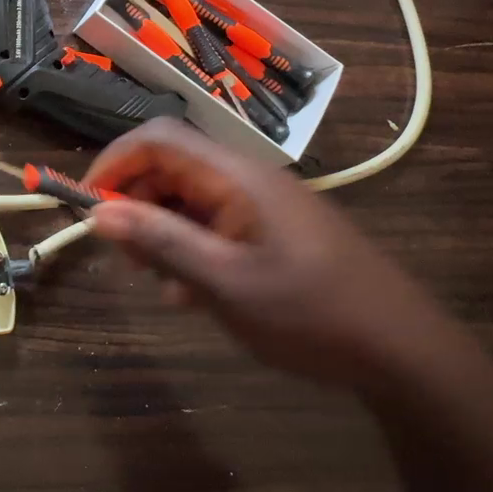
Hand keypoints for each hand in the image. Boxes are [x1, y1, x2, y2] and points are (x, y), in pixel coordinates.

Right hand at [85, 119, 460, 392]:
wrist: (406, 353)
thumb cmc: (311, 311)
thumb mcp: (225, 282)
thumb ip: (160, 242)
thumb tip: (96, 214)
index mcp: (235, 175)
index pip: (157, 138)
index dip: (114, 163)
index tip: (87, 206)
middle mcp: (245, 177)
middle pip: (169, 165)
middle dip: (134, 202)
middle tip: (121, 253)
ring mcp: (260, 204)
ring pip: (187, 197)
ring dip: (160, 231)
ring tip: (157, 280)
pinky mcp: (271, 230)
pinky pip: (213, 223)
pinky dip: (189, 248)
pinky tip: (191, 293)